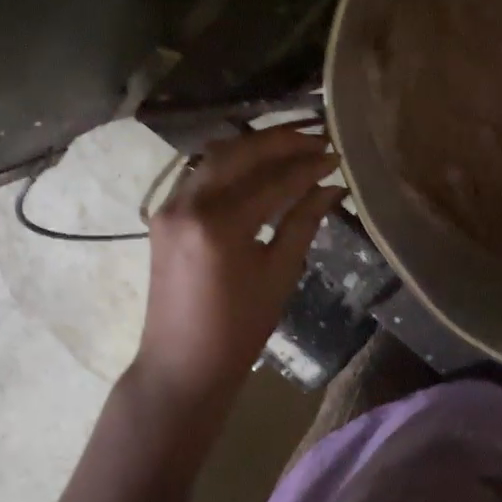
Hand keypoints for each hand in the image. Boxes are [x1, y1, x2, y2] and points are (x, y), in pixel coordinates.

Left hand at [136, 122, 345, 403]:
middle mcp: (189, 204)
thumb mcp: (280, 273)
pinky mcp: (164, 214)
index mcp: (220, 224)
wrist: (182, 364)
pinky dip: (232, 163)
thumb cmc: (239, 328)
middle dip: (281, 142)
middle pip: (241, 153)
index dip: (308, 165)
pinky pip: (202, 174)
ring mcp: (171, 206)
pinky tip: (258, 165)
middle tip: (317, 137)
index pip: (273, 180)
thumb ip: (303, 222)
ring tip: (292, 144)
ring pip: (217, 157)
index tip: (336, 154)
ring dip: (256, 146)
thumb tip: (332, 186)